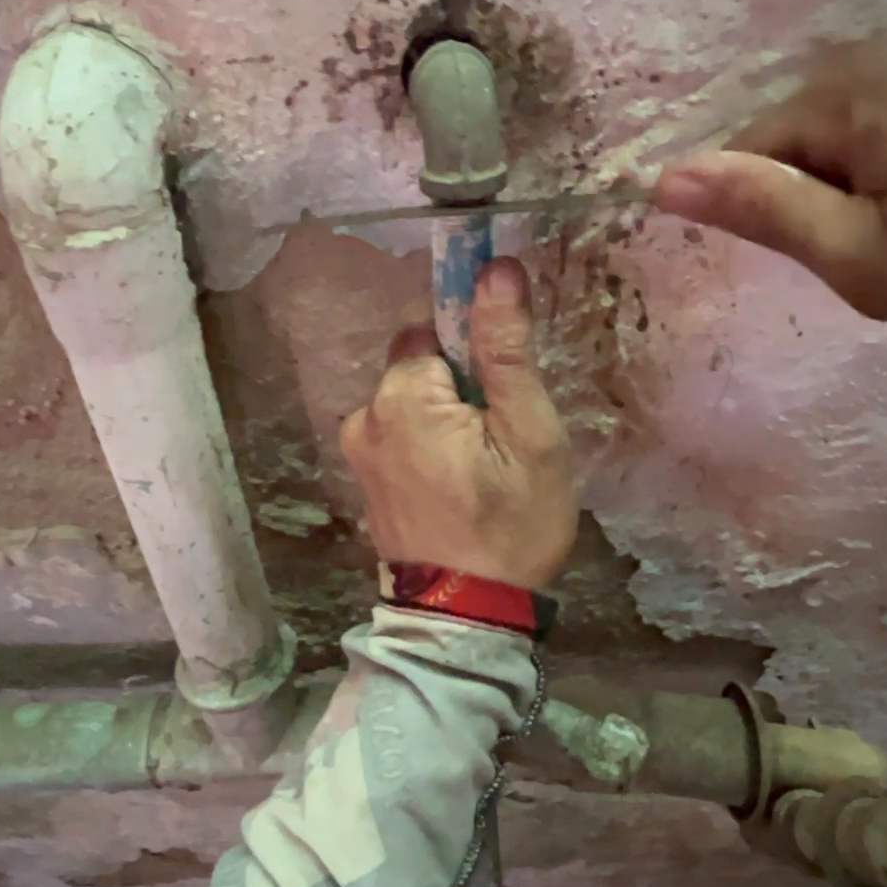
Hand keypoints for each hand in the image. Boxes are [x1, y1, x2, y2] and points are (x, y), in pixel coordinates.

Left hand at [340, 258, 576, 589]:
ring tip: (484, 461)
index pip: (432, 323)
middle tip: (502, 430)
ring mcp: (358, 450)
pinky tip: (458, 479)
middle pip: (419, 361)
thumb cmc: (509, 525)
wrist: (466, 618)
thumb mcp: (527, 435)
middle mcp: (364, 413)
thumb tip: (496, 268)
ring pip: (411, 398)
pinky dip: (429, 440)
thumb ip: (506, 350)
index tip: (502, 375)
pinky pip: (400, 432)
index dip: (472, 338)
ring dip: (446, 412)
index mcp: (401, 394)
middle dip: (460, 380)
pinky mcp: (364, 478)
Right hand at [652, 24, 886, 320]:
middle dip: (818, 194)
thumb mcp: (863, 254)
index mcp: (837, 97)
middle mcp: (874, 49)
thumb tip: (662, 181)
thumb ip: (762, 213)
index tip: (829, 253)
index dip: (769, 215)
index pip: (745, 155)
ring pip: (847, 125)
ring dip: (862, 175)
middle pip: (796, 137)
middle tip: (886, 245)